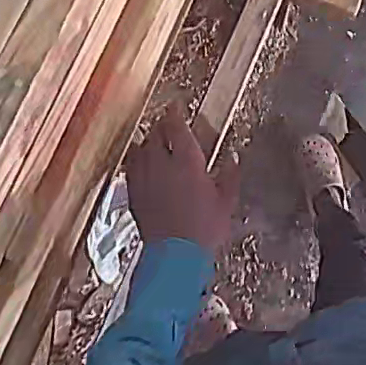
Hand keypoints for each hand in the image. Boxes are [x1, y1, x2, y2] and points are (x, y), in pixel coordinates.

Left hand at [126, 105, 234, 251]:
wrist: (174, 257)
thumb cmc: (204, 229)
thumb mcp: (226, 202)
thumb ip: (230, 176)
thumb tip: (233, 158)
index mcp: (187, 161)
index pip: (175, 127)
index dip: (174, 114)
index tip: (175, 107)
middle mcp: (162, 164)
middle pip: (156, 134)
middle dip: (162, 127)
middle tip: (168, 125)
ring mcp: (144, 178)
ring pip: (141, 149)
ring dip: (148, 142)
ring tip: (156, 142)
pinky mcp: (134, 194)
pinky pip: (132, 167)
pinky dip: (138, 160)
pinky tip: (143, 165)